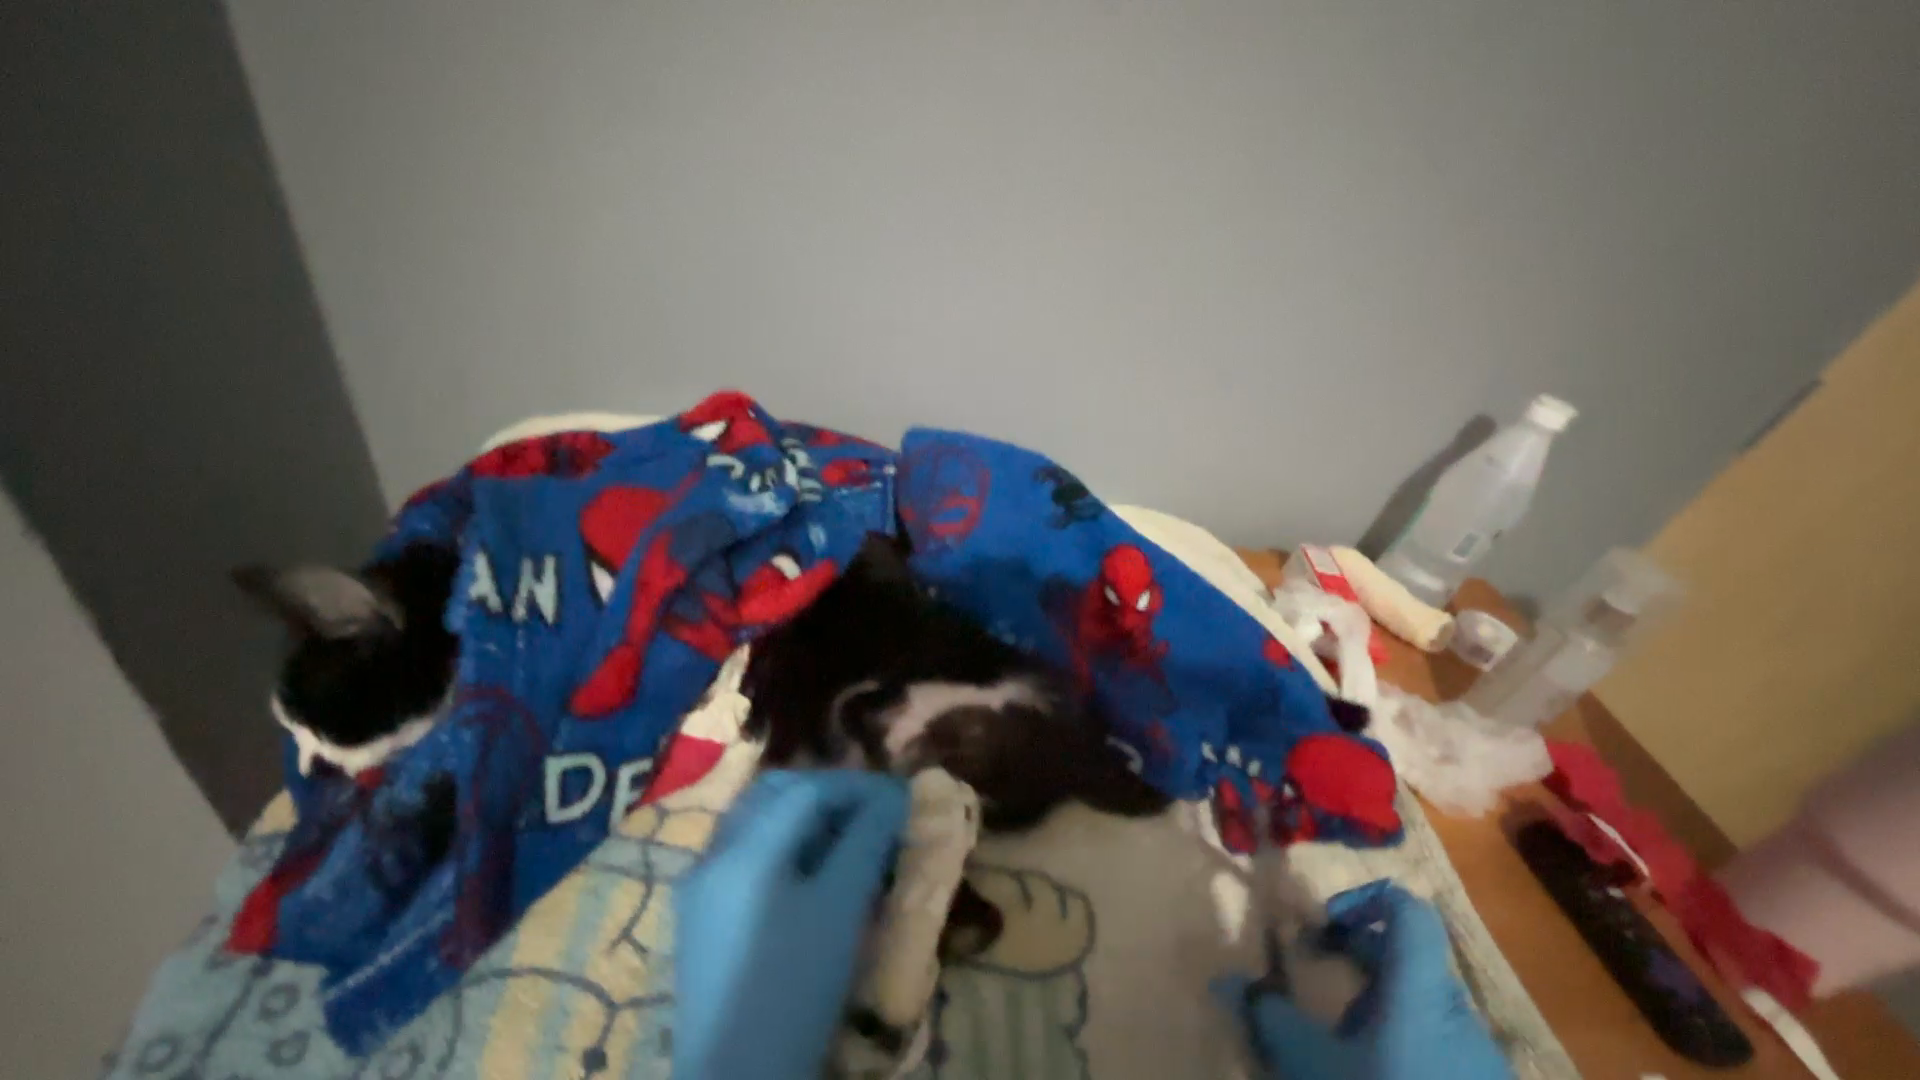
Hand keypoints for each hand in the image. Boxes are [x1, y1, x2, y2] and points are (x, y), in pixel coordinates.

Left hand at [673, 770, 907, 1078]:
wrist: (738, 1078)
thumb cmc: (796, 988)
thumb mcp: (841, 908)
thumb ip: (868, 841)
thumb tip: (894, 796)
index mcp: (745, 850)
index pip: (807, 788)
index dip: (857, 786)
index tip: (899, 798)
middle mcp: (714, 854)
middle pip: (774, 795)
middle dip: (827, 794)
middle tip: (871, 812)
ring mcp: (700, 885)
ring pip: (758, 822)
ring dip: (805, 817)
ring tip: (848, 840)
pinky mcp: (700, 914)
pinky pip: (746, 854)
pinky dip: (784, 846)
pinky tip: (812, 873)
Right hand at [1213, 880, 1512, 1079]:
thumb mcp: (1314, 1067)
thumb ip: (1270, 1019)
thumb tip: (1223, 981)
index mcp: (1419, 992)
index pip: (1407, 909)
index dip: (1364, 899)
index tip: (1324, 925)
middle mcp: (1454, 1010)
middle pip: (1405, 954)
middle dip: (1353, 957)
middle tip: (1312, 975)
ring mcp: (1475, 1051)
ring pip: (1416, 998)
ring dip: (1372, 1003)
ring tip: (1338, 1042)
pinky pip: (1435, 1036)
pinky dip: (1397, 1036)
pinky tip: (1370, 1069)